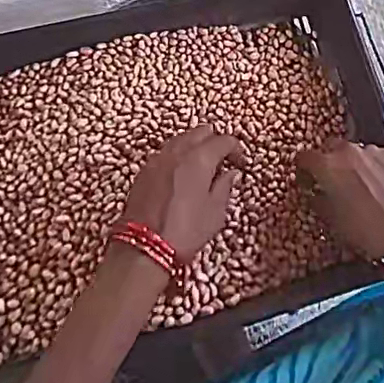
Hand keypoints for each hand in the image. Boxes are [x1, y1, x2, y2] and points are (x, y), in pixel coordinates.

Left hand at [122, 125, 243, 258]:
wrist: (143, 250)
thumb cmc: (184, 232)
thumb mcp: (215, 212)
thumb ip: (225, 187)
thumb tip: (230, 174)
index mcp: (199, 158)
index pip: (223, 140)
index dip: (236, 149)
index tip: (240, 163)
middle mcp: (177, 152)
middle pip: (200, 132)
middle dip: (214, 141)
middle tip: (223, 160)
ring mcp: (157, 160)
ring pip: (180, 139)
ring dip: (194, 146)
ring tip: (203, 167)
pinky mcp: (143, 172)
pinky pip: (165, 153)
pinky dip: (177, 157)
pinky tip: (181, 175)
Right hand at [297, 140, 383, 262]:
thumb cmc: (370, 231)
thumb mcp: (334, 221)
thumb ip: (318, 200)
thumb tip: (313, 193)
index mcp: (328, 167)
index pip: (305, 157)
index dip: (303, 167)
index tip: (304, 175)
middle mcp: (349, 152)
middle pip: (329, 148)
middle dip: (327, 162)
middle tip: (330, 182)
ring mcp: (372, 150)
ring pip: (353, 151)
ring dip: (350, 163)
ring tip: (358, 186)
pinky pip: (373, 155)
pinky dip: (370, 165)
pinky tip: (377, 185)